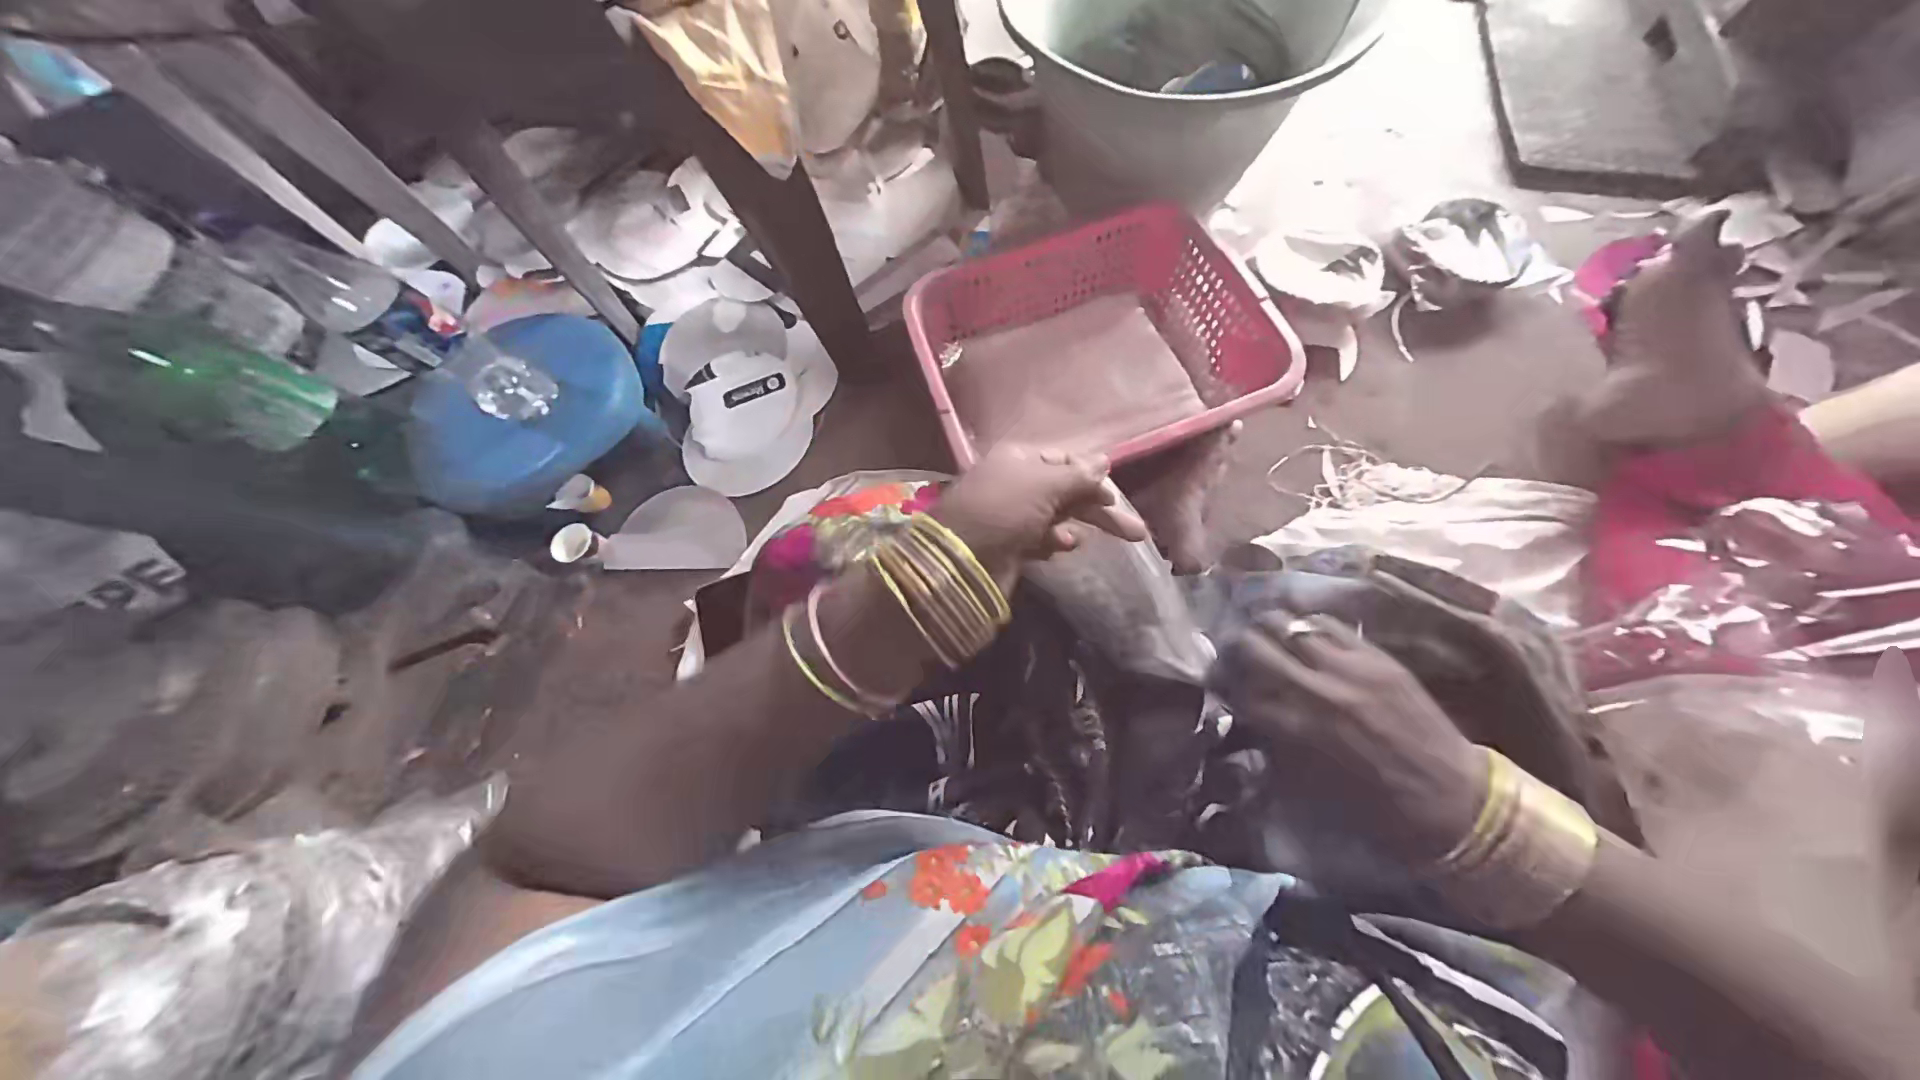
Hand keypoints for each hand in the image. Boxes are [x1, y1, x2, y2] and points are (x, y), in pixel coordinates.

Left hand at [931, 444, 1148, 587]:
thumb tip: (1105, 460)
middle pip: (1068, 492)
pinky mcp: (1012, 543)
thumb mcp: (1045, 485)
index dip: (1091, 477)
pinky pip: (1043, 540)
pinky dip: (1051, 544)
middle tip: (1137, 533)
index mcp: (1020, 459)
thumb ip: (1079, 475)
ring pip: (1058, 519)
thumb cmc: (1003, 510)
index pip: (1066, 461)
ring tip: (1069, 542)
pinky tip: (1052, 549)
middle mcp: (1017, 483)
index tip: (1112, 497)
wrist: (961, 559)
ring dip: (1070, 529)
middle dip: (1099, 511)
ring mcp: (1013, 515)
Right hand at [1215, 614, 1487, 860]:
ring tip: (1263, 639)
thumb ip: (1268, 743)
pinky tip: (1301, 636)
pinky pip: (1327, 624)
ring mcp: (1350, 667)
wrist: (1457, 804)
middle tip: (1232, 657)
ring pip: (1286, 623)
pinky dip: (1305, 625)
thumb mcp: (1306, 786)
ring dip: (1265, 629)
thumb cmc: (1374, 810)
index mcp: (1297, 728)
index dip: (1219, 682)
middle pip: (1251, 645)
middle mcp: (1317, 689)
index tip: (1215, 685)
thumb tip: (1241, 714)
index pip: (1236, 686)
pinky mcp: (1378, 657)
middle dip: (1233, 648)